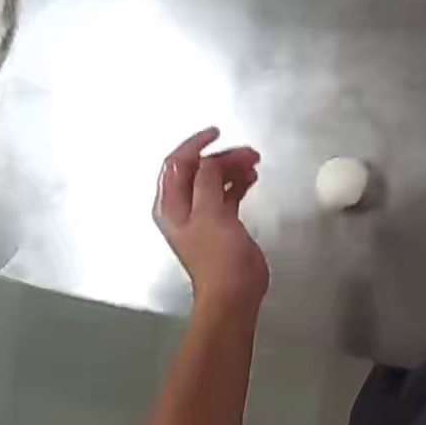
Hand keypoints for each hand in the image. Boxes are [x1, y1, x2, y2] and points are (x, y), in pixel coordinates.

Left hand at [155, 128, 268, 310]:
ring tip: (254, 162)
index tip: (217, 132)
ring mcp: (204, 216)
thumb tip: (209, 161)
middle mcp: (183, 208)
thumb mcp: (210, 215)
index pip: (176, 164)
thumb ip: (206, 183)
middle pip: (197, 170)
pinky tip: (252, 178)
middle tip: (248, 152)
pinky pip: (227, 194)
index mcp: (171, 205)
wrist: (234, 292)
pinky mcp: (223, 224)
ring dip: (232, 168)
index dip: (194, 144)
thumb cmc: (218, 257)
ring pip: (214, 181)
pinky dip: (238, 183)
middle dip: (221, 157)